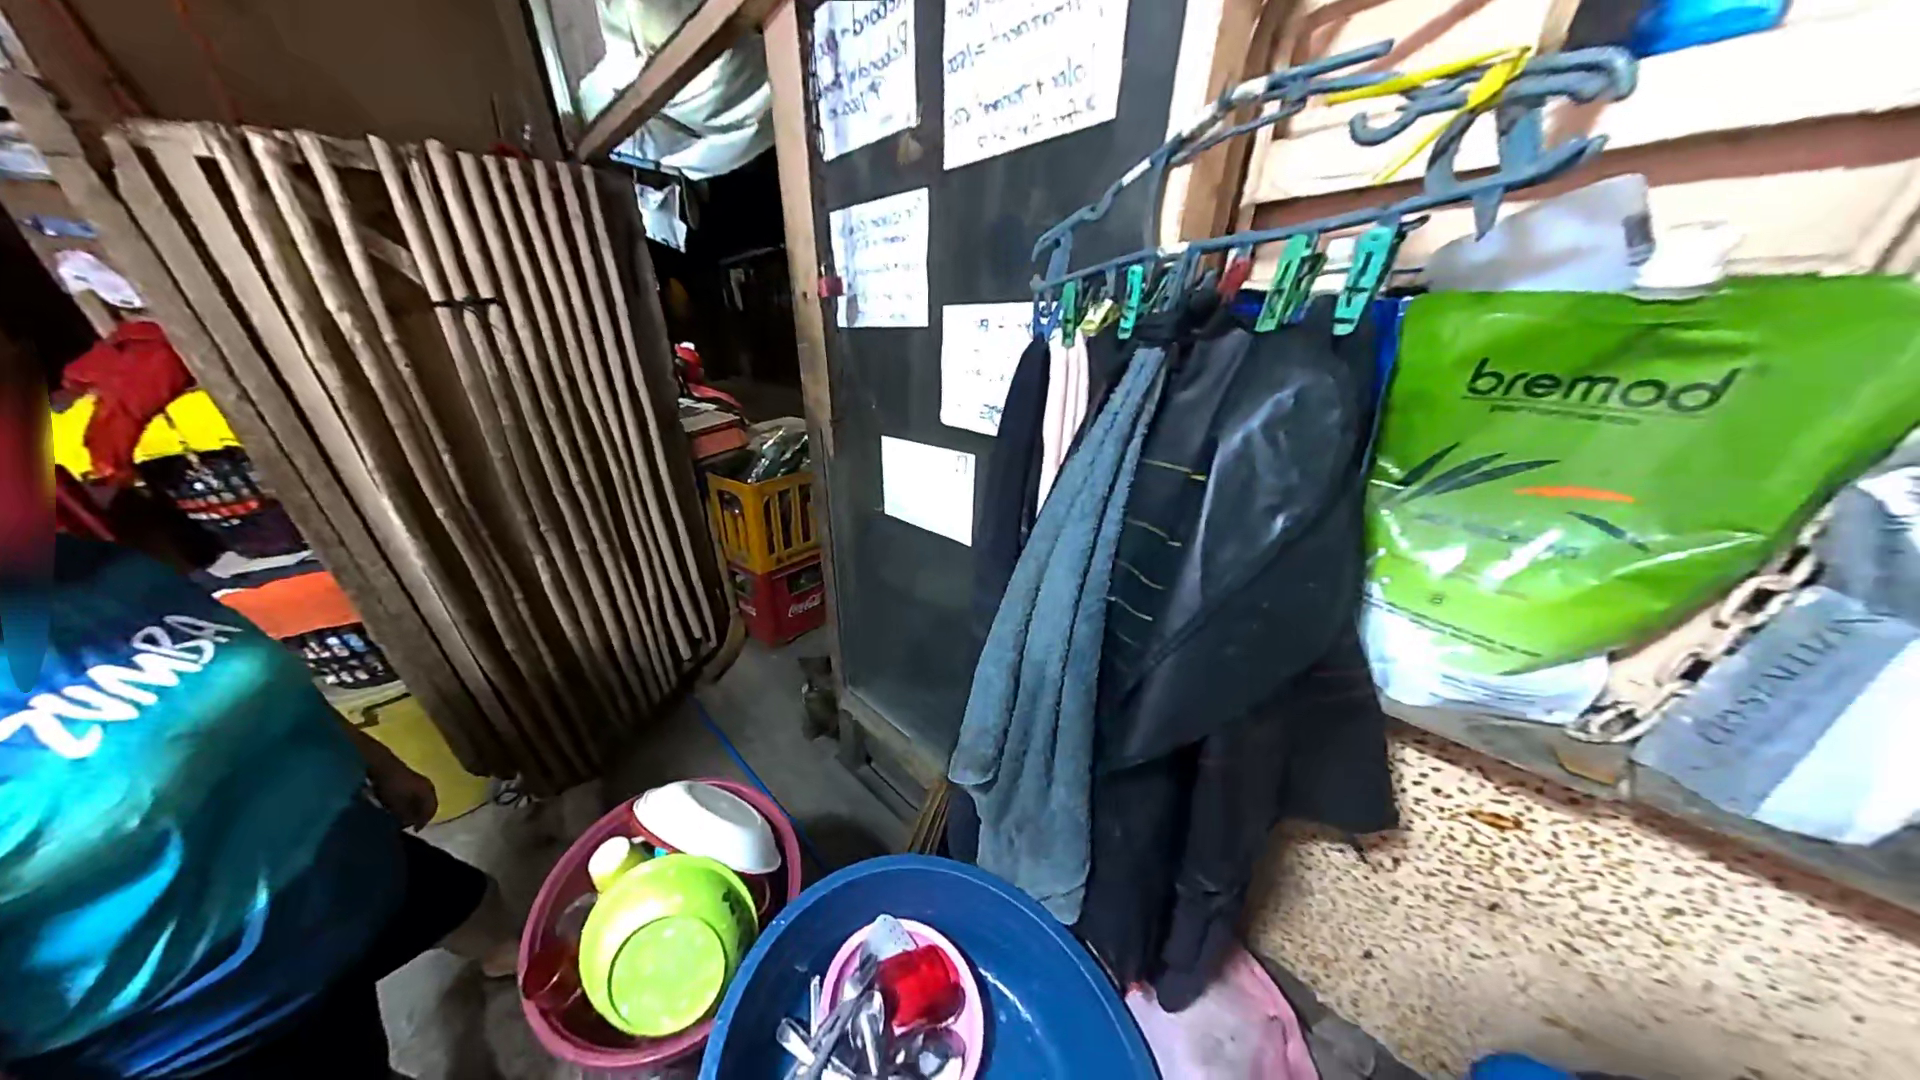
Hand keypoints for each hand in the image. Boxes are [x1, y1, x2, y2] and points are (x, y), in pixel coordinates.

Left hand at [370, 759, 438, 829]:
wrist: (382, 766)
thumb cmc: (393, 786)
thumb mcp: (400, 804)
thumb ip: (407, 815)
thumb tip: (410, 824)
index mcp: (429, 792)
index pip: (432, 810)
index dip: (424, 822)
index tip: (414, 831)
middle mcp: (427, 787)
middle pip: (426, 805)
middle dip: (418, 816)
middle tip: (406, 826)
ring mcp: (417, 783)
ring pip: (418, 801)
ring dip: (411, 811)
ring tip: (399, 819)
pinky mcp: (407, 782)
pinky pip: (411, 797)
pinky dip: (406, 805)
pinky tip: (395, 809)